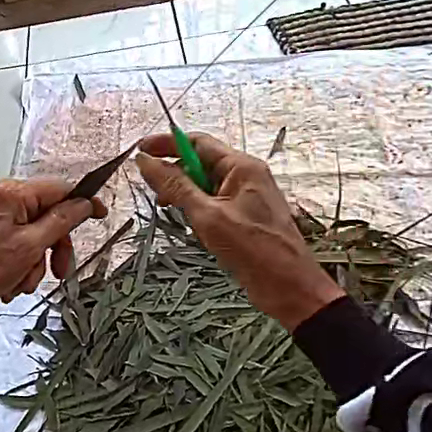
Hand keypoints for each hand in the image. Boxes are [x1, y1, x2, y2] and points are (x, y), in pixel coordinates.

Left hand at [0, 178, 107, 366]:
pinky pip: (19, 248)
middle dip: (55, 247)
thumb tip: (83, 204)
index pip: (59, 189)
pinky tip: (10, 284)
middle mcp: (2, 201)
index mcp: (12, 194)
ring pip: (36, 237)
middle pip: (49, 216)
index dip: (81, 204)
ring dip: (36, 264)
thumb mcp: (31, 247)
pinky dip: (21, 267)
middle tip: (59, 270)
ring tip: (21, 282)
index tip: (99, 214)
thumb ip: (61, 221)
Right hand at [134, 133, 344, 329]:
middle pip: (200, 162)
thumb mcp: (207, 216)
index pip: (197, 143)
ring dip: (183, 194)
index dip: (166, 144)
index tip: (141, 151)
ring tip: (170, 211)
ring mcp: (246, 196)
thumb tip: (147, 162)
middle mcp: (246, 176)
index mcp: (242, 167)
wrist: (291, 289)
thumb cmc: (256, 252)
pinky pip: (213, 202)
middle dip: (173, 173)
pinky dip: (196, 209)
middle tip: (152, 190)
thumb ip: (175, 187)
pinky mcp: (245, 216)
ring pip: (205, 184)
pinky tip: (190, 225)